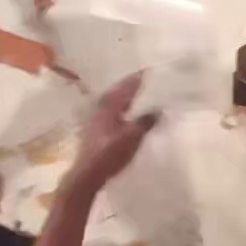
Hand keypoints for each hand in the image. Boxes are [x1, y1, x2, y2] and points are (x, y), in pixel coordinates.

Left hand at [65, 72, 159, 192]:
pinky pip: (110, 111)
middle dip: (132, 86)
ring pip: (113, 101)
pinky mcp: (93, 129)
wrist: (86, 175)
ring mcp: (94, 118)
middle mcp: (99, 107)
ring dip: (125, 97)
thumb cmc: (109, 154)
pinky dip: (120, 108)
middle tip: (147, 81)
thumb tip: (159, 109)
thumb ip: (146, 121)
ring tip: (139, 95)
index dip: (139, 78)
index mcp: (108, 104)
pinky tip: (127, 115)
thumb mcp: (133, 137)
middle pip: (118, 91)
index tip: (151, 71)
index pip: (126, 86)